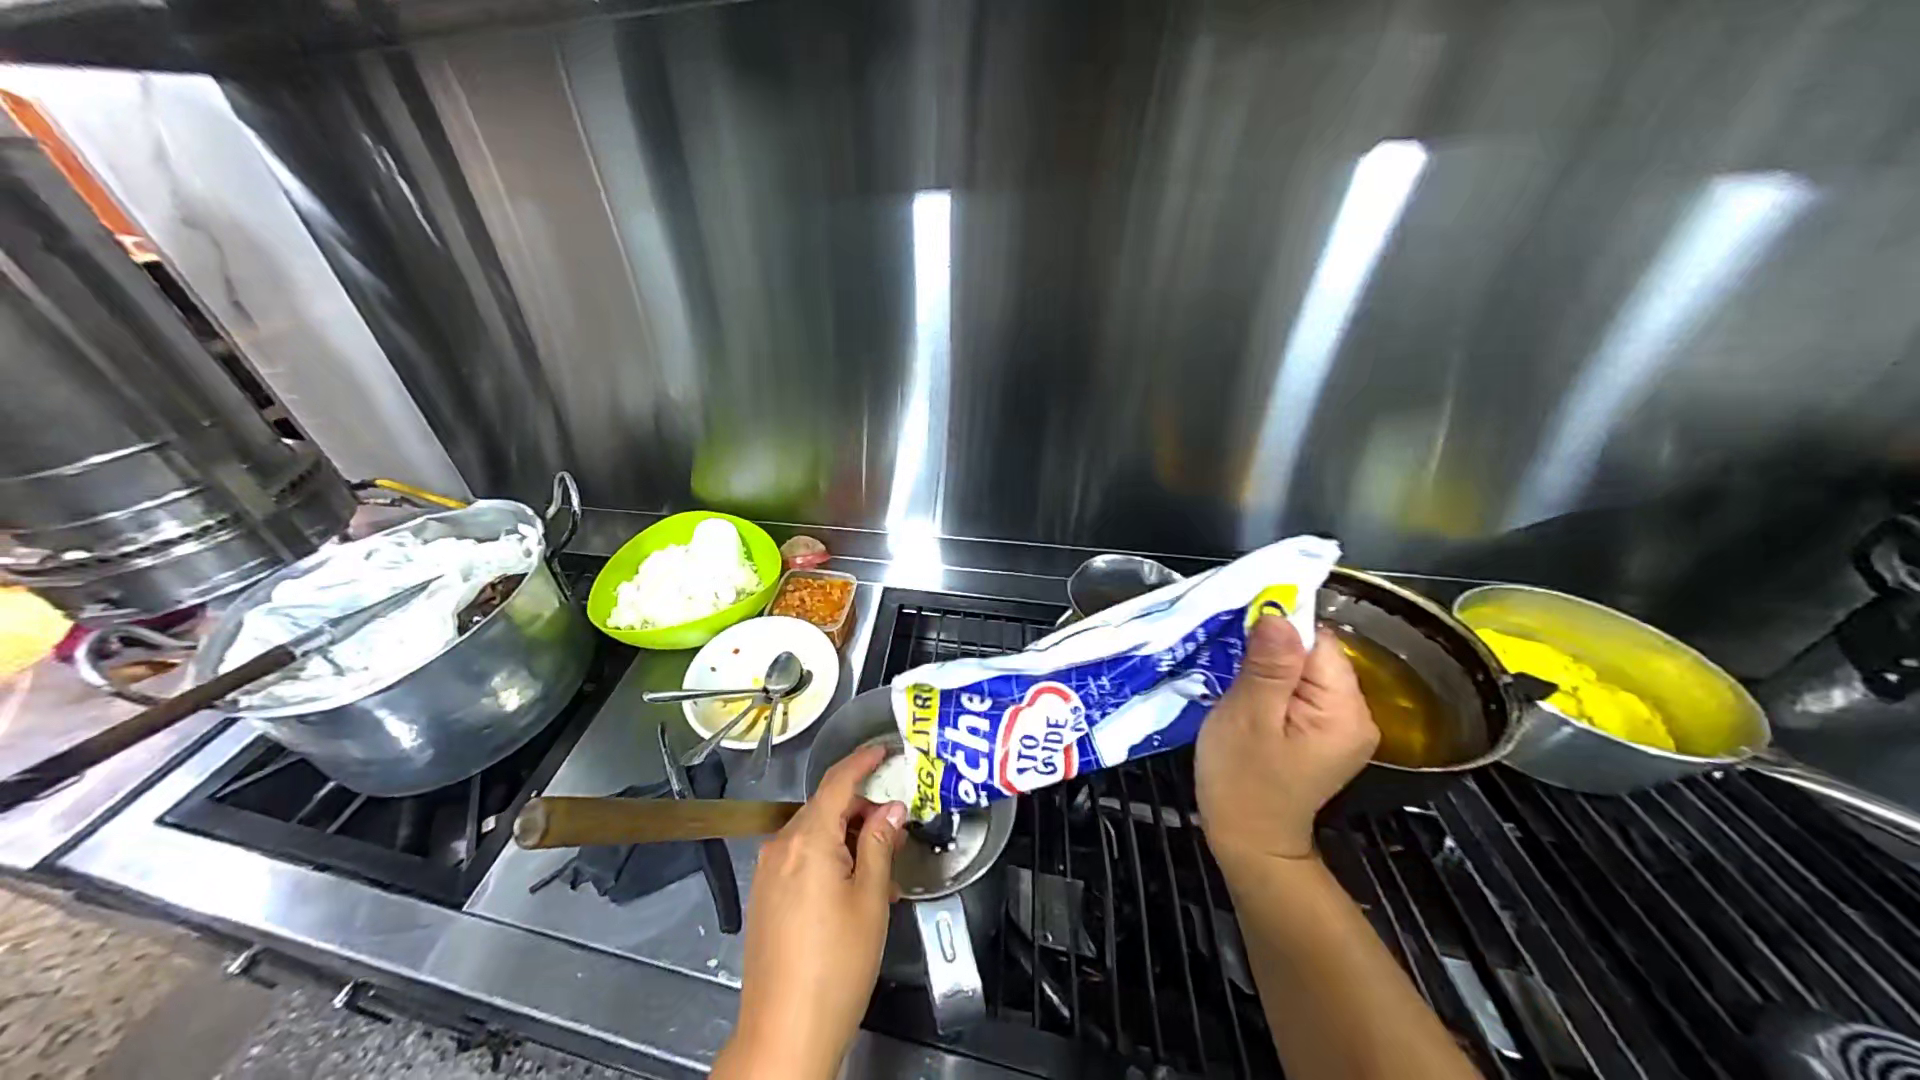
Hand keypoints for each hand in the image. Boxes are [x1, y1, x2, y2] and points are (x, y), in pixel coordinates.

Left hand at [714, 744, 905, 1079]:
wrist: (785, 1032)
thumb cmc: (835, 964)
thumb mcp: (870, 898)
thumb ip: (879, 843)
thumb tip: (890, 809)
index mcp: (807, 840)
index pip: (837, 782)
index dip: (862, 761)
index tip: (883, 749)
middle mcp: (781, 847)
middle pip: (826, 808)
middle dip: (862, 810)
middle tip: (897, 829)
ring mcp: (768, 873)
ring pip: (815, 835)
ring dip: (848, 838)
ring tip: (881, 868)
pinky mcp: (766, 896)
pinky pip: (801, 859)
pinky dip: (830, 859)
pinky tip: (853, 888)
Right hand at [1196, 615, 1378, 864]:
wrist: (1249, 841)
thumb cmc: (1242, 780)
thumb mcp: (1248, 716)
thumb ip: (1268, 665)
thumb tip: (1280, 613)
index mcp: (1344, 709)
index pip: (1319, 641)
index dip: (1279, 628)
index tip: (1239, 629)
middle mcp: (1356, 713)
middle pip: (1315, 654)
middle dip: (1271, 648)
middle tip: (1230, 658)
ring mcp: (1342, 725)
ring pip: (1305, 670)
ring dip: (1269, 666)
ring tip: (1235, 677)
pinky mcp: (1324, 732)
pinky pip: (1301, 690)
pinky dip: (1273, 685)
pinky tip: (1248, 695)